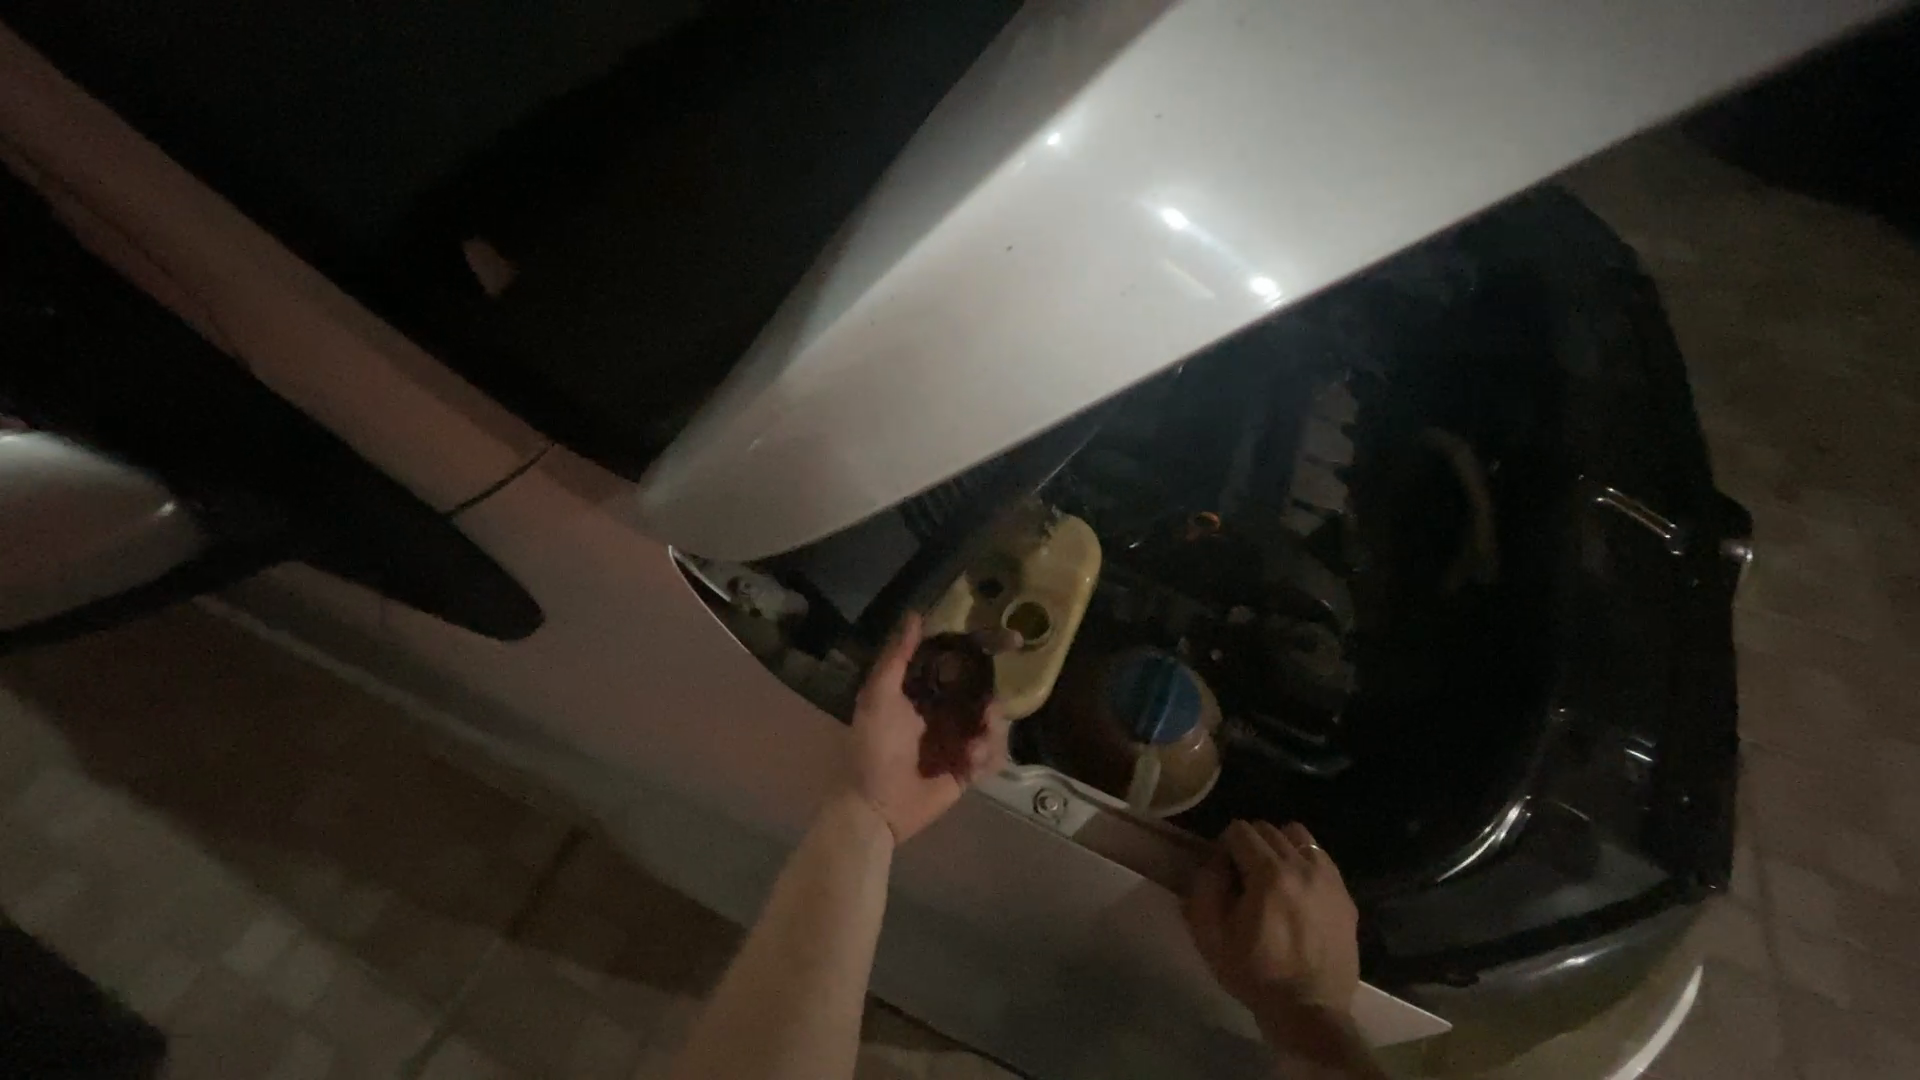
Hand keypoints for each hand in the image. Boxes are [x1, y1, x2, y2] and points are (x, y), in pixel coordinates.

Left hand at [848, 614, 1007, 843]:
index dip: (984, 650)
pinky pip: (994, 754)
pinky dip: (988, 754)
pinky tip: (971, 762)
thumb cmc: (875, 746)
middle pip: (985, 692)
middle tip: (988, 710)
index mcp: (924, 691)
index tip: (1010, 639)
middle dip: (993, 698)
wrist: (877, 805)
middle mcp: (945, 710)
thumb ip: (897, 656)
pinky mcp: (969, 768)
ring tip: (973, 746)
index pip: (960, 663)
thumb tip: (916, 615)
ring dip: (991, 730)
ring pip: (994, 722)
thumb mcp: (879, 696)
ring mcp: (959, 739)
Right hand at [1185, 820, 1360, 1030]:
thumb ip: (1204, 886)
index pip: (1239, 830)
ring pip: (1297, 835)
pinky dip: (1304, 862)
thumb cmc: (1255, 974)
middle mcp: (1302, 867)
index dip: (1224, 847)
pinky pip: (1320, 857)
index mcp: (1269, 874)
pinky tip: (1297, 890)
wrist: (1309, 1012)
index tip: (1223, 873)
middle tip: (1244, 876)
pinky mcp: (1345, 896)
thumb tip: (1215, 860)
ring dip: (1279, 847)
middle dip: (1249, 845)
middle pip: (1267, 829)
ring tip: (1273, 876)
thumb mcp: (1210, 935)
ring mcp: (1329, 879)